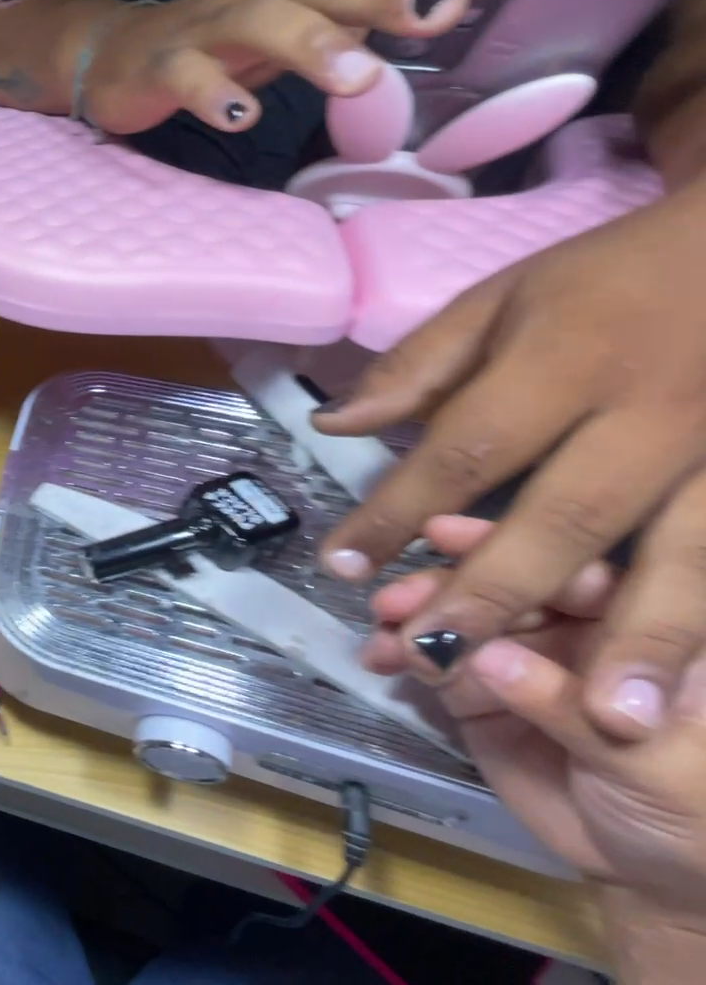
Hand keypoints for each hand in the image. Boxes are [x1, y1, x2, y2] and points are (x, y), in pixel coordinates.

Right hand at [78, 0, 465, 135]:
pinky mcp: (157, 70)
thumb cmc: (214, 44)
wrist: (111, 58)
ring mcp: (200, 31)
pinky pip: (185, 77)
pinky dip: (215, 96)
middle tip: (443, 13)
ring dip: (310, 45)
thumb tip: (438, 8)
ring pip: (257, 22)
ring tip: (356, 82)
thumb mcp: (289, 16)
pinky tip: (243, 119)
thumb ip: (352, 7)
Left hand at [315, 186, 705, 742]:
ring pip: (690, 556)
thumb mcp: (496, 302)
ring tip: (609, 723)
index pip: (464, 453)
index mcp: (569, 364)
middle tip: (438, 660)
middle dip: (500, 595)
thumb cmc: (609, 278)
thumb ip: (416, 370)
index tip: (340, 564)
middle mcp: (659, 416)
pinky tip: (692, 689)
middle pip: (570, 519)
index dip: (397, 512)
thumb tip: (332, 428)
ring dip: (645, 641)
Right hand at [371, 516, 705, 974]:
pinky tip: (376, 661)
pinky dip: (395, 656)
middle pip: (497, 588)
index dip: (514, 548)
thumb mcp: (654, 762)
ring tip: (381, 639)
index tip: (444, 535)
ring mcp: (516, 660)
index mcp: (638, 634)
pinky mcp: (473, 691)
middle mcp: (572, 633)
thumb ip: (568, 706)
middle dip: (439, 589)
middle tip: (393, 602)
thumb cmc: (695, 814)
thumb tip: (488, 658)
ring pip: (453, 619)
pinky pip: (426, 661)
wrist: (655, 875)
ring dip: (408, 620)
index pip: (576, 573)